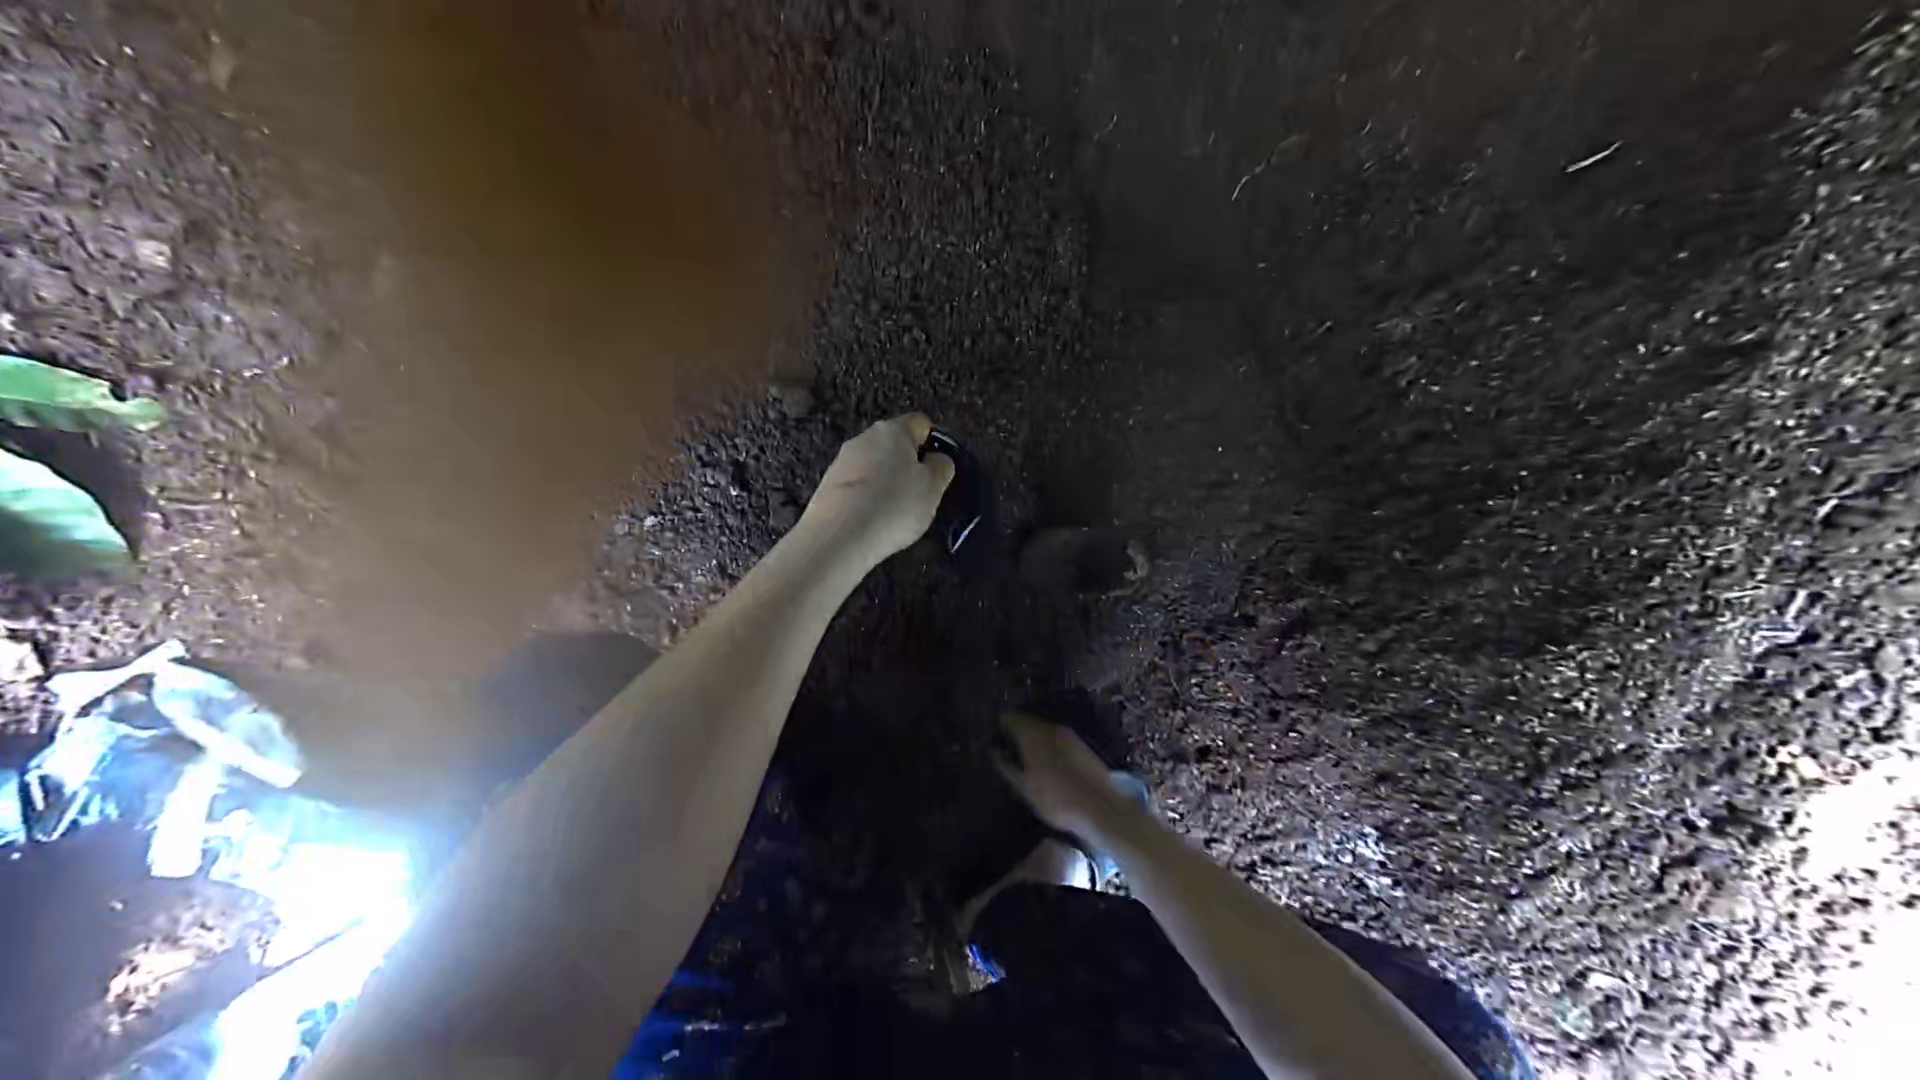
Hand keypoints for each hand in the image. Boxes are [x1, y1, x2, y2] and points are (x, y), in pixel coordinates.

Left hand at [801, 413, 955, 561]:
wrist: (839, 536)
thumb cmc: (895, 505)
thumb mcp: (933, 487)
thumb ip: (941, 466)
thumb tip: (936, 458)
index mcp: (893, 429)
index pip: (921, 423)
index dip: (935, 442)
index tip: (939, 470)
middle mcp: (864, 437)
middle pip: (895, 443)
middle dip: (909, 464)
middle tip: (920, 494)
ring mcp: (842, 460)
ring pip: (875, 464)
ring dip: (887, 481)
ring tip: (894, 511)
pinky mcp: (828, 484)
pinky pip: (858, 484)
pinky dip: (868, 496)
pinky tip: (871, 518)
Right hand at [996, 712, 1148, 845]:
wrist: (1103, 808)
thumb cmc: (1057, 800)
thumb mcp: (1024, 789)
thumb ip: (1007, 767)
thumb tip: (995, 752)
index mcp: (1032, 735)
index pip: (1011, 718)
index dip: (1001, 723)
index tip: (996, 731)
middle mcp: (1051, 729)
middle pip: (1028, 720)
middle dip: (1017, 728)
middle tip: (1009, 741)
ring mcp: (1069, 736)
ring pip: (1044, 728)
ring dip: (1034, 734)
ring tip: (1026, 751)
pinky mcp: (1082, 745)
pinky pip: (1058, 736)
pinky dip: (1048, 741)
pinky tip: (1047, 757)